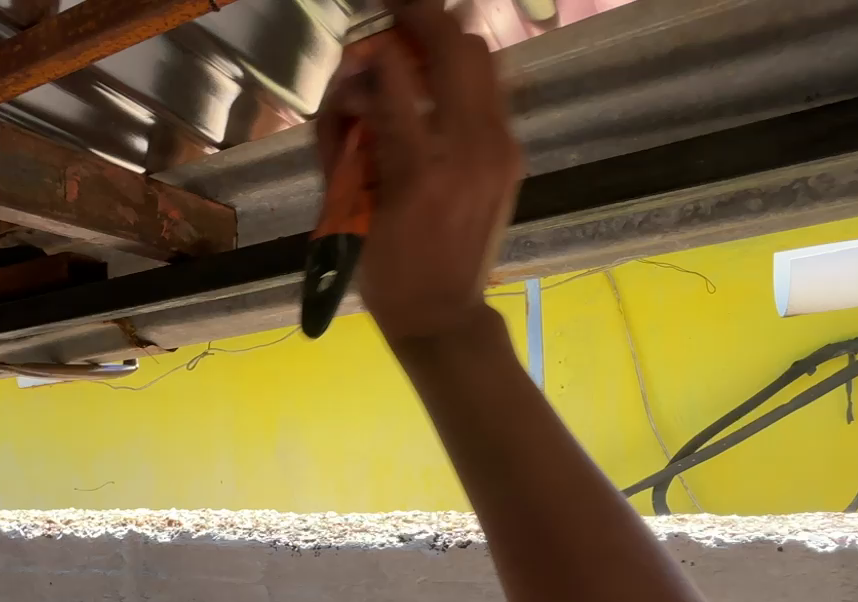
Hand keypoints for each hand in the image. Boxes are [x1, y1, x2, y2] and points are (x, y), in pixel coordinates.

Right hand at [315, 0, 521, 347]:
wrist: (442, 316)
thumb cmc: (386, 275)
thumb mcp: (351, 216)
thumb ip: (345, 145)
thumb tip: (349, 87)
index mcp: (418, 169)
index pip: (394, 76)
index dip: (371, 51)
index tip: (358, 47)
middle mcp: (467, 149)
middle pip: (454, 45)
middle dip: (420, 18)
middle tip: (392, 15)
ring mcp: (499, 150)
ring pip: (483, 58)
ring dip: (448, 42)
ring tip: (418, 47)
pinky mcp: (512, 157)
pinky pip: (494, 91)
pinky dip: (466, 77)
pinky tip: (442, 88)